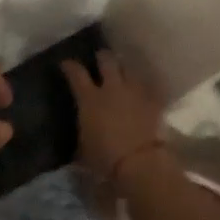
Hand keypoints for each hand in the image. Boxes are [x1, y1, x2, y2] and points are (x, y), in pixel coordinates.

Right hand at [61, 50, 163, 177]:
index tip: (66, 63)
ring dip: (125, 70)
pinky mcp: (154, 102)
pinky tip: (146, 90)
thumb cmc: (105, 158)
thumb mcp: (83, 148)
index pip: (76, 73)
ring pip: (130, 70)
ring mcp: (135, 92)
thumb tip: (81, 132)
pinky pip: (151, 87)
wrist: (139, 162)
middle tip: (101, 57)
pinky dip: (147, 88)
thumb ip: (82, 133)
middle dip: (103, 57)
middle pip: (107, 61)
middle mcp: (112, 88)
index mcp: (90, 99)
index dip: (70, 65)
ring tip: (124, 73)